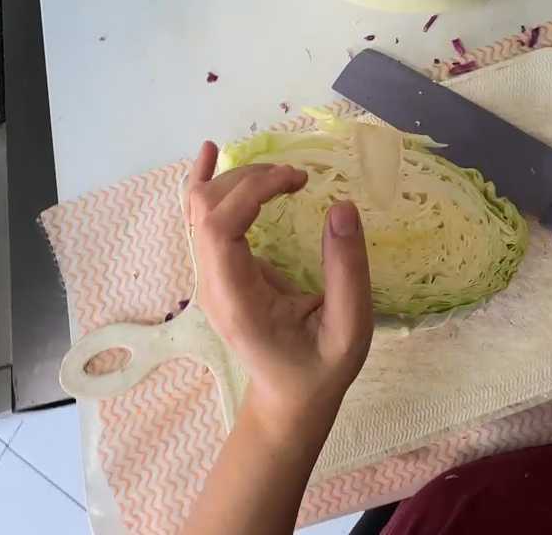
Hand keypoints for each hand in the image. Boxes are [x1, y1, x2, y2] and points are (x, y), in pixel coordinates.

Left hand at [184, 142, 373, 446]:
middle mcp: (212, 284)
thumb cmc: (321, 368)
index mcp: (237, 301)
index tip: (298, 179)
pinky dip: (205, 182)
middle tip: (299, 178)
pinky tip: (209, 153)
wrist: (290, 398)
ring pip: (200, 208)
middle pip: (206, 211)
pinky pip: (202, 217)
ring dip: (237, 179)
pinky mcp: (219, 268)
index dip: (251, 191)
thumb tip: (342, 207)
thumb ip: (347, 272)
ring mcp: (210, 276)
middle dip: (250, 179)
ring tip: (280, 173)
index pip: (220, 228)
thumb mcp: (350, 329)